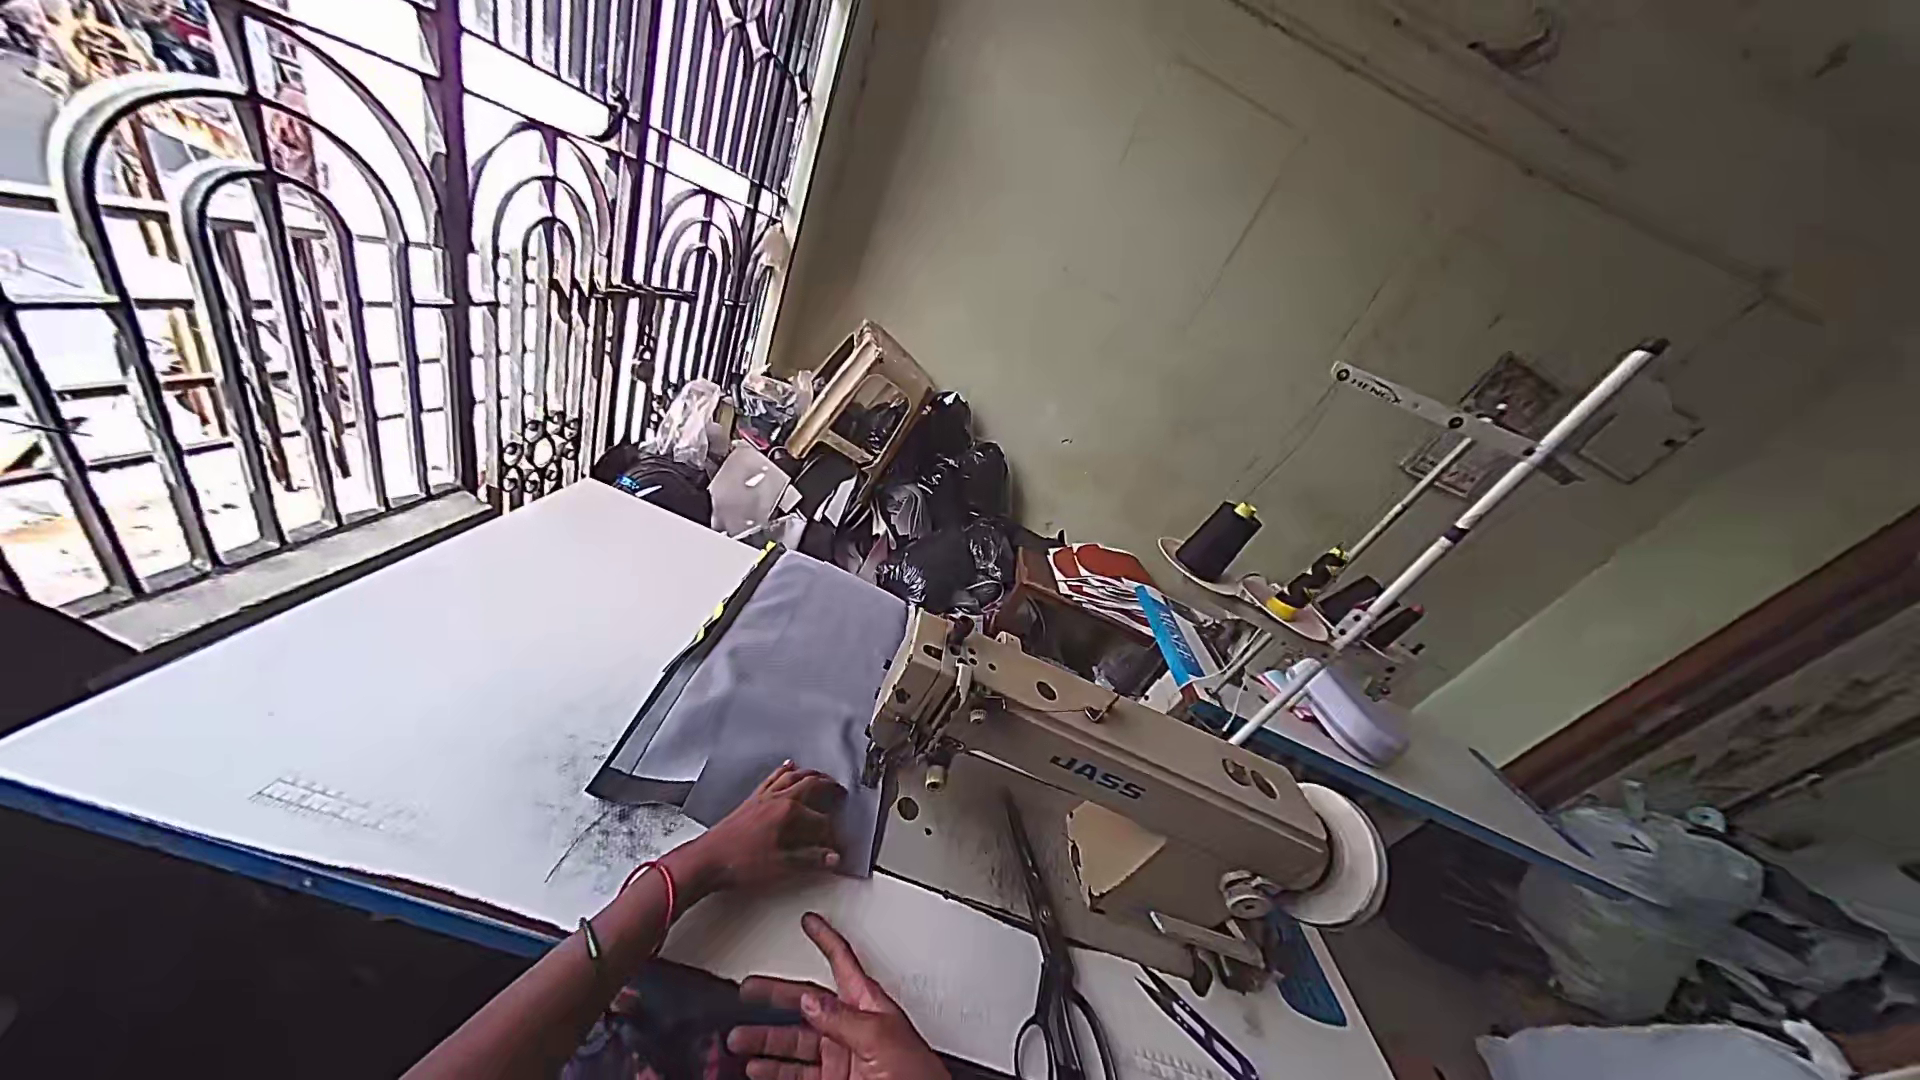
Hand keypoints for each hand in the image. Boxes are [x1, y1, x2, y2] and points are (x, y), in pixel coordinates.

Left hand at [664, 762, 845, 898]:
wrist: (706, 861)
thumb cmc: (738, 864)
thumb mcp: (780, 867)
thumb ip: (810, 860)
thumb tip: (831, 858)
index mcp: (789, 813)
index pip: (821, 821)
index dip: (831, 835)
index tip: (835, 846)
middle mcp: (779, 798)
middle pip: (812, 785)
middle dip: (830, 788)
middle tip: (840, 792)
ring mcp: (765, 796)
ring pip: (794, 775)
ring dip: (812, 774)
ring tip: (822, 776)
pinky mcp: (753, 798)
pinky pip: (773, 776)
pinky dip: (785, 769)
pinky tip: (789, 766)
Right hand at [728, 913, 948, 1079]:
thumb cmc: (917, 1074)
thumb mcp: (880, 1038)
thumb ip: (843, 1018)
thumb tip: (811, 1000)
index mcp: (867, 1004)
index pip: (842, 960)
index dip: (825, 938)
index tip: (809, 921)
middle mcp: (851, 1027)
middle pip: (806, 1004)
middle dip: (775, 996)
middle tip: (749, 989)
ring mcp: (841, 1057)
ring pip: (795, 1043)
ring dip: (766, 1041)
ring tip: (739, 1039)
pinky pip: (797, 1074)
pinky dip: (775, 1071)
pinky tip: (758, 1068)